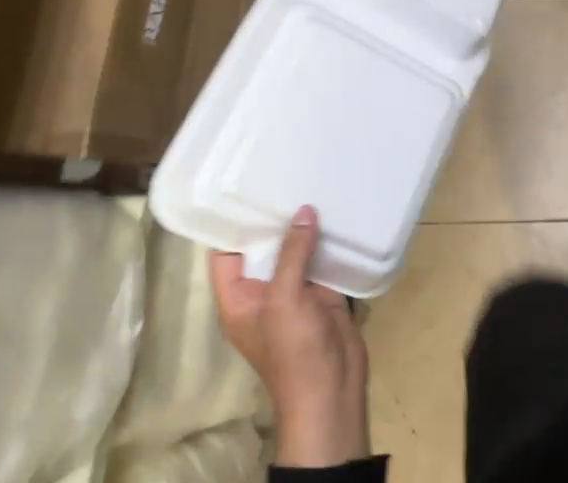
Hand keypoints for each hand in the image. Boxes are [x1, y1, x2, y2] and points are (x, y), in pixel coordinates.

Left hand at [210, 206, 370, 467]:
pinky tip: (340, 214)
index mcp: (238, 298)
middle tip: (290, 177)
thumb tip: (304, 211)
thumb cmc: (293, 350)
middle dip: (277, 219)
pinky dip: (330, 241)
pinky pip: (322, 261)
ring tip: (316, 186)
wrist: (331, 389)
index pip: (226, 253)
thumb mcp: (284, 299)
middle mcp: (263, 292)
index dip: (234, 224)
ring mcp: (294, 293)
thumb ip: (292, 254)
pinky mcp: (322, 294)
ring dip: (306, 228)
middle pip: (265, 248)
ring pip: (296, 253)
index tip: (249, 188)